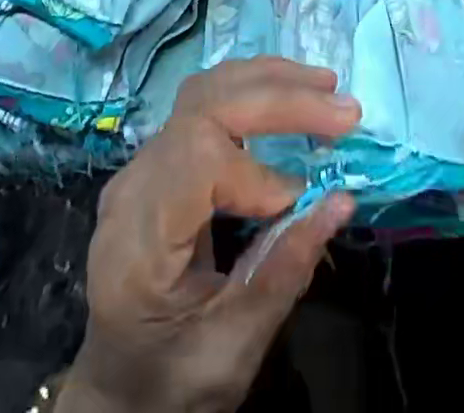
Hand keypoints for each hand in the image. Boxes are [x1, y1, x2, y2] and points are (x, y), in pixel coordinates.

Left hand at [57, 58, 360, 412]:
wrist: (119, 385)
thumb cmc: (171, 378)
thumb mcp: (233, 347)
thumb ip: (284, 270)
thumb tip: (342, 200)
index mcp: (140, 234)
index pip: (197, 156)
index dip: (260, 172)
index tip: (301, 206)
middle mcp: (133, 182)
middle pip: (201, 106)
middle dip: (277, 98)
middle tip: (345, 108)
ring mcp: (140, 168)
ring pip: (199, 94)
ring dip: (264, 82)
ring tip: (323, 86)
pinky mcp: (157, 165)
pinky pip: (199, 110)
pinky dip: (248, 95)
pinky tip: (284, 97)